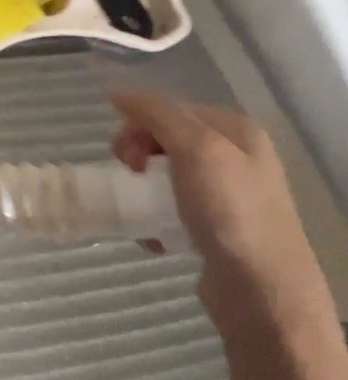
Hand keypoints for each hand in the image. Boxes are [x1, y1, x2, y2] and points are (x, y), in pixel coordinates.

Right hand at [110, 92, 310, 268]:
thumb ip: (156, 113)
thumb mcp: (195, 148)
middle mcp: (239, 156)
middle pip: (164, 137)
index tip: (126, 153)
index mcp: (239, 132)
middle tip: (129, 173)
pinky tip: (152, 227)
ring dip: (141, 183)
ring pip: (164, 170)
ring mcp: (230, 191)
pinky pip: (172, 202)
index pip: (167, 109)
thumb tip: (117, 94)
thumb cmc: (229, 210)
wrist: (261, 285)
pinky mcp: (218, 221)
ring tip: (139, 203)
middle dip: (136, 152)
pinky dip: (153, 209)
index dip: (137, 124)